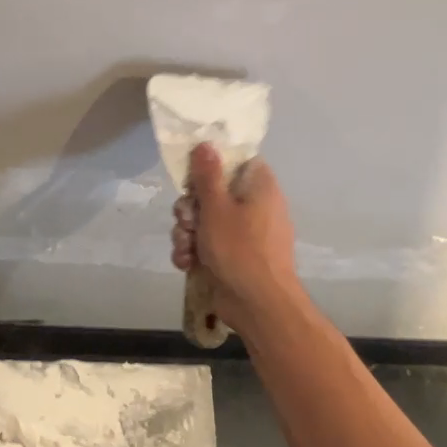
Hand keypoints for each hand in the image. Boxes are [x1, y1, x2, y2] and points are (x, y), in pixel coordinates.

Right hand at [170, 142, 301, 334]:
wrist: (257, 304)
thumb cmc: (240, 249)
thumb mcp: (217, 208)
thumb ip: (207, 175)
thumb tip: (206, 143)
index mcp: (259, 187)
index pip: (234, 162)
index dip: (210, 166)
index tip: (192, 179)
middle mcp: (253, 206)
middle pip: (211, 192)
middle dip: (190, 209)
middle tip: (187, 221)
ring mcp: (242, 233)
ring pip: (203, 220)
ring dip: (187, 234)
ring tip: (187, 249)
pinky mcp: (231, 255)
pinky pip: (206, 243)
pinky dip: (194, 252)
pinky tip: (187, 263)